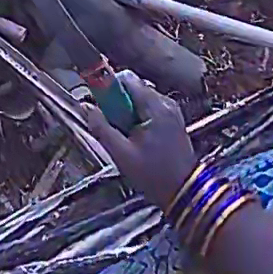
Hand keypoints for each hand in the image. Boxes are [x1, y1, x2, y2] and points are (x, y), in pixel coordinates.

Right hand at [81, 70, 199, 211]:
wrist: (186, 195)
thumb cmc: (156, 176)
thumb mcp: (122, 154)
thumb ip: (102, 128)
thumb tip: (86, 107)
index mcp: (156, 107)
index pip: (126, 78)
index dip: (108, 87)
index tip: (99, 103)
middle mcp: (166, 103)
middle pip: (131, 88)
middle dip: (116, 102)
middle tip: (111, 125)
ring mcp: (171, 111)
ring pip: (138, 98)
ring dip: (125, 110)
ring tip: (124, 135)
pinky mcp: (172, 120)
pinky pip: (147, 108)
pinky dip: (136, 117)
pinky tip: (135, 137)